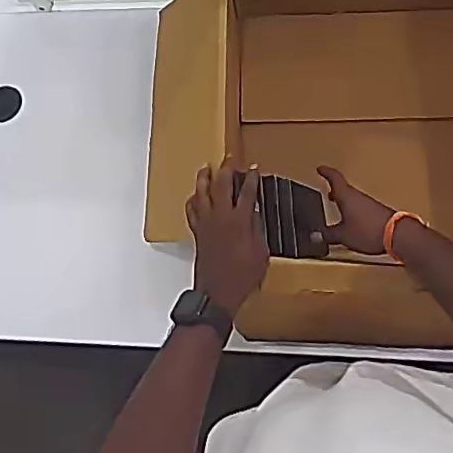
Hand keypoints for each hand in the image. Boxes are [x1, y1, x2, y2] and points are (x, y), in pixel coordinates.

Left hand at [186, 157, 267, 312]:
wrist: (218, 293)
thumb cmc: (242, 277)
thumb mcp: (261, 253)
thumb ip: (257, 230)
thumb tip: (254, 214)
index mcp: (240, 221)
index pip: (247, 192)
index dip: (251, 179)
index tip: (254, 168)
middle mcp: (221, 218)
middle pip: (221, 185)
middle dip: (226, 169)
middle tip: (229, 160)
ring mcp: (206, 223)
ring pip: (202, 193)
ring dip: (205, 178)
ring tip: (207, 168)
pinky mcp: (197, 232)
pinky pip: (192, 210)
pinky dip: (193, 200)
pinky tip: (195, 196)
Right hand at [317, 166, 397, 254]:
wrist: (397, 234)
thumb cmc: (368, 230)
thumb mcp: (343, 235)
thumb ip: (329, 235)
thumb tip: (316, 236)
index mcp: (346, 196)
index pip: (334, 178)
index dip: (326, 172)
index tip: (320, 168)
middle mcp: (357, 196)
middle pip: (344, 188)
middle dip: (335, 190)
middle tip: (329, 191)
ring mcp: (369, 204)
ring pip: (354, 198)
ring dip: (345, 201)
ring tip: (339, 207)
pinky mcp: (378, 212)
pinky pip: (362, 207)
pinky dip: (355, 210)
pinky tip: (353, 221)